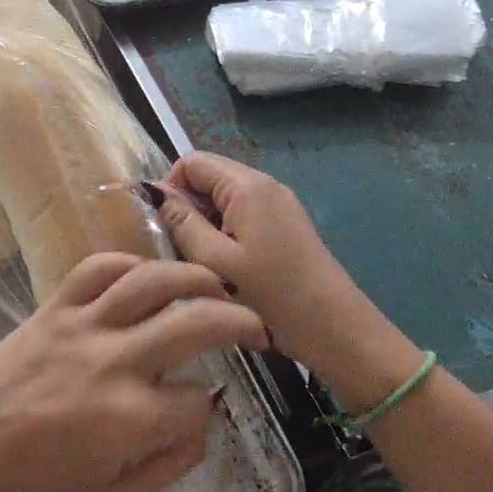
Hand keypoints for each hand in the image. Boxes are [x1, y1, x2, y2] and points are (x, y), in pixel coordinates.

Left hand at [0, 253, 264, 491]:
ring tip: (217, 283)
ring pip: (150, 282)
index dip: (204, 408)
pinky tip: (145, 274)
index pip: (198, 401)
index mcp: (132, 418)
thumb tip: (205, 421)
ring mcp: (82, 327)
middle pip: (197, 324)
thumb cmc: (47, 475)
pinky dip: (126, 263)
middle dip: (240, 322)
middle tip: (255, 326)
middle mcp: (115, 363)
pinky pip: (95, 268)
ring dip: (195, 277)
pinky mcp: (53, 308)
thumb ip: (175, 463)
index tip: (191, 411)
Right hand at [150, 153, 422, 401]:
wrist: (337, 330)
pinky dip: (226, 233)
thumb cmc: (272, 296)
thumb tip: (156, 193)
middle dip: (187, 207)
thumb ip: (181, 222)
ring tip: (204, 262)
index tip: (164, 228)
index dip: (169, 188)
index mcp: (247, 187)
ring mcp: (280, 204)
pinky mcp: (287, 225)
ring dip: (205, 224)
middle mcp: (265, 185)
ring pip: (224, 198)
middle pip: (209, 177)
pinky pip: (243, 214)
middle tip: (181, 249)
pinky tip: (229, 268)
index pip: (191, 162)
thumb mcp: (214, 262)